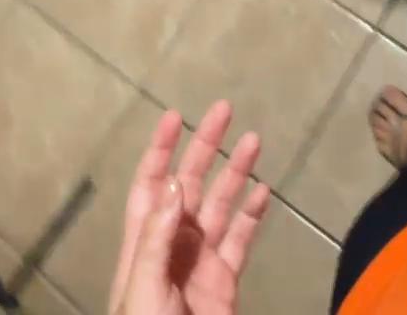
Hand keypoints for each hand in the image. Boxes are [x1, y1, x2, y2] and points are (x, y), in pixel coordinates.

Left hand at [110, 101, 269, 314]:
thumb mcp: (142, 297)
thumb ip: (155, 242)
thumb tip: (171, 183)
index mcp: (143, 249)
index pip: (149, 188)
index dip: (160, 151)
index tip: (176, 116)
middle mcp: (171, 249)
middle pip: (187, 187)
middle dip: (204, 148)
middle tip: (225, 110)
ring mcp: (199, 267)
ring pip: (219, 207)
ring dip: (235, 174)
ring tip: (255, 141)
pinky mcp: (224, 284)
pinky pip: (240, 240)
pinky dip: (252, 214)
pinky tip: (265, 192)